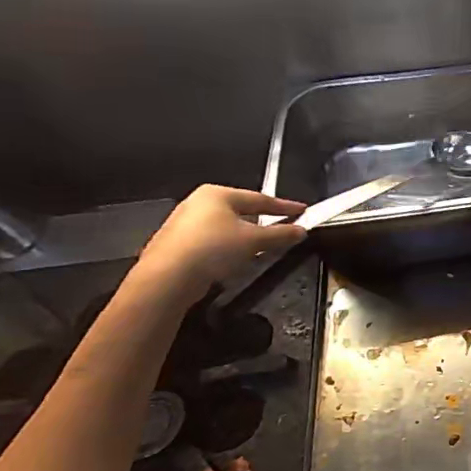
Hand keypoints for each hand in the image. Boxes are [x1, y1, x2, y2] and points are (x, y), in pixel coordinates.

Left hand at [133, 186, 306, 302]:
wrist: (168, 277)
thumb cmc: (211, 248)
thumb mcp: (254, 241)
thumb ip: (281, 234)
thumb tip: (300, 231)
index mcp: (217, 194)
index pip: (259, 198)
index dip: (284, 206)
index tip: (301, 210)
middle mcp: (198, 203)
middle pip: (241, 211)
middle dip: (263, 222)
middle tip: (283, 229)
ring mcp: (185, 223)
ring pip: (226, 228)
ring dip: (246, 238)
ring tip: (262, 249)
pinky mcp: (179, 244)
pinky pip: (213, 243)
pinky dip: (228, 249)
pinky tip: (234, 262)